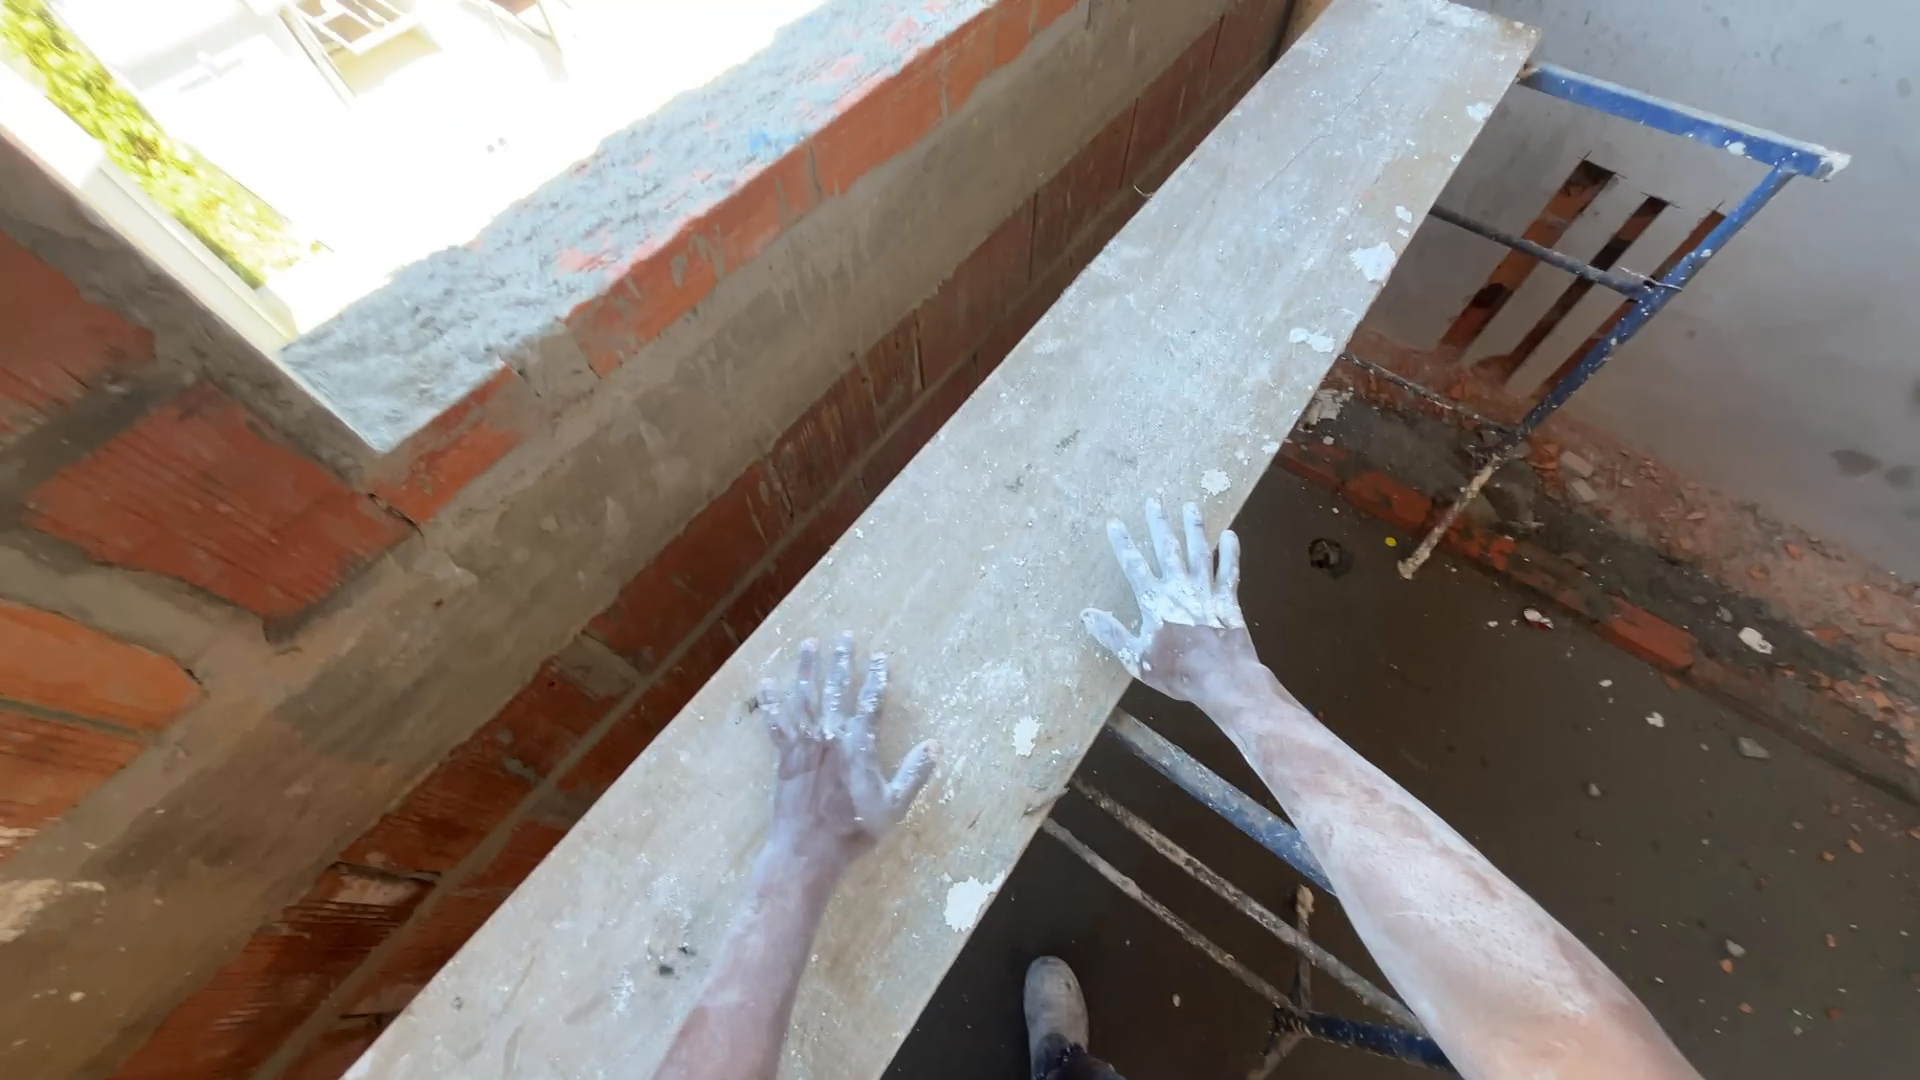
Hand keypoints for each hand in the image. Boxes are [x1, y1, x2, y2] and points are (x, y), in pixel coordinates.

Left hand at [756, 634, 938, 871]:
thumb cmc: (853, 830)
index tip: (880, 656)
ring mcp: (805, 745)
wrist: (807, 851)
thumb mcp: (894, 806)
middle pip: (837, 690)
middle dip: (842, 661)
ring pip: (806, 698)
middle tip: (844, 636)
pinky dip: (771, 703)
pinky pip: (776, 724)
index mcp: (859, 745)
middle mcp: (831, 736)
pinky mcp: (784, 757)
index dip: (877, 678)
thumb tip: (935, 745)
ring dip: (807, 670)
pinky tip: (766, 683)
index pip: (871, 702)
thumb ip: (914, 774)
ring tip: (809, 645)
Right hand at [1081, 499, 1263, 704]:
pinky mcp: (1228, 601)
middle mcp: (1179, 589)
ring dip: (1194, 528)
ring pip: (1199, 552)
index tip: (1115, 523)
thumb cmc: (1177, 672)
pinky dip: (1230, 553)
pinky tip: (1231, 535)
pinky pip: (1229, 571)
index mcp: (1154, 601)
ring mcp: (1206, 592)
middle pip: (1167, 549)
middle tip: (1154, 501)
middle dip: (1158, 524)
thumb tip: (1086, 614)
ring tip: (1190, 506)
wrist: (1223, 679)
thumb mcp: (1136, 658)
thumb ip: (1112, 634)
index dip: (1123, 543)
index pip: (1134, 565)